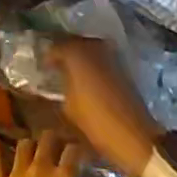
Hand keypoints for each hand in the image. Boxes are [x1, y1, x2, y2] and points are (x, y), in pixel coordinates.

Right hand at [49, 38, 162, 176]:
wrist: (134, 134)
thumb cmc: (96, 122)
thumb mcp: (69, 107)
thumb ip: (61, 86)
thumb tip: (57, 79)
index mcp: (76, 54)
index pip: (56, 48)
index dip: (47, 58)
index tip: (42, 68)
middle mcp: (93, 47)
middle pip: (73, 42)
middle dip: (64, 52)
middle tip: (55, 66)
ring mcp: (110, 54)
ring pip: (89, 47)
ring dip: (79, 55)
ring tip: (70, 71)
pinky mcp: (122, 65)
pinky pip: (101, 56)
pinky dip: (93, 62)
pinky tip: (87, 76)